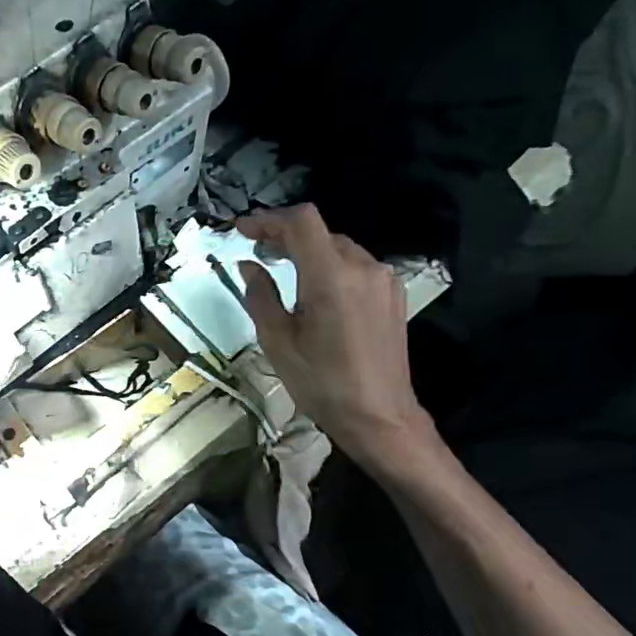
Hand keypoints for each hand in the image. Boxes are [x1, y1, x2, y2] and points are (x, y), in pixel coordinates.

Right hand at [235, 204, 432, 455]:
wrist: (379, 417)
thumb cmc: (321, 382)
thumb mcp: (277, 340)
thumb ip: (260, 294)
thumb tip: (249, 265)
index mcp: (331, 277)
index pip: (302, 222)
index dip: (268, 218)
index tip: (242, 230)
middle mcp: (363, 268)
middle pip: (320, 232)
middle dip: (284, 235)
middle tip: (255, 251)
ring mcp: (383, 280)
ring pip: (338, 248)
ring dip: (307, 250)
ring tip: (281, 268)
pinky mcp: (393, 295)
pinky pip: (355, 266)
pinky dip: (329, 266)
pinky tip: (313, 288)